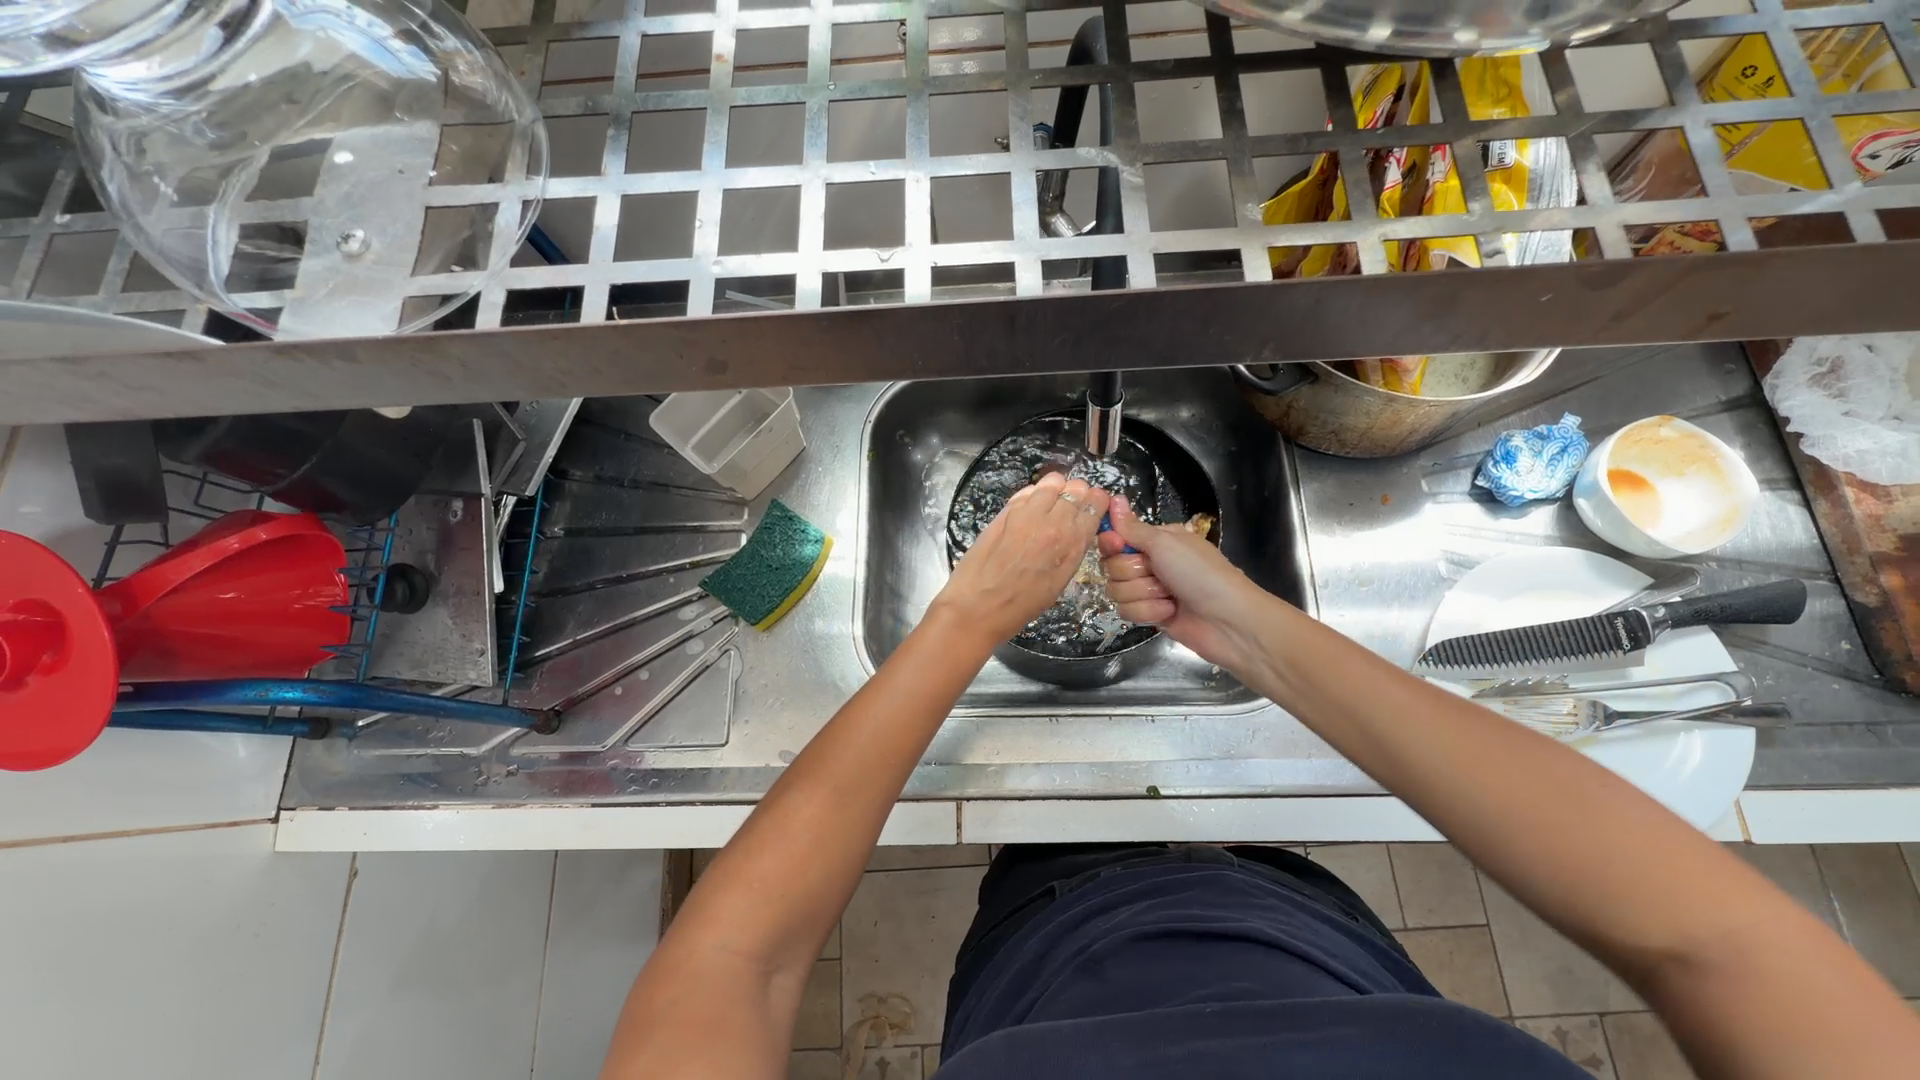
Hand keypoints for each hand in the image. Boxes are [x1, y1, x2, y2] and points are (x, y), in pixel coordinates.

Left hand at [931, 471, 1111, 646]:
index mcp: (1072, 543)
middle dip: (1078, 494)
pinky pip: (1027, 490)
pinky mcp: (1005, 511)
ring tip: (1050, 503)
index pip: (1095, 504)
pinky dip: (1033, 494)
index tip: (1093, 506)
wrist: (977, 607)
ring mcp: (1027, 513)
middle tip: (1071, 505)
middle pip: (1076, 488)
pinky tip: (1030, 507)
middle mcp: (1053, 522)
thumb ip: (1071, 551)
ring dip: (1056, 489)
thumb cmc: (1020, 605)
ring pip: (1052, 482)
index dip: (1096, 502)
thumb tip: (1076, 532)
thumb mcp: (1059, 581)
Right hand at [1098, 494, 1265, 671]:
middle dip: (1133, 573)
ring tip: (1169, 596)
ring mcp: (1149, 590)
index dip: (1112, 543)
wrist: (1227, 619)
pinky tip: (1169, 612)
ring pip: (1117, 591)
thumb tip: (1113, 498)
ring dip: (1143, 594)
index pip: (1116, 537)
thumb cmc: (1200, 573)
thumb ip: (1133, 527)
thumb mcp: (1165, 543)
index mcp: (1156, 540)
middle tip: (1158, 574)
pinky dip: (1148, 612)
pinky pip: (1126, 612)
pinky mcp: (1150, 614)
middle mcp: (1150, 562)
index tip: (1118, 546)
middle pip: (1112, 566)